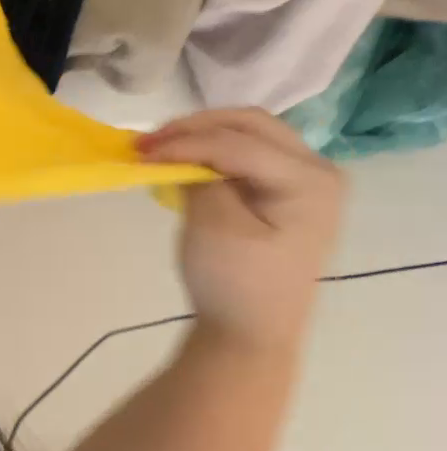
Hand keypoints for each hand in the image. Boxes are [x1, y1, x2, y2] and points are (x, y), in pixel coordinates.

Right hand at [137, 108, 344, 349]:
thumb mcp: (214, 229)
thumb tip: (179, 158)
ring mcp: (303, 181)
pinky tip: (180, 165)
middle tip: (144, 143)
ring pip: (249, 134)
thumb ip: (201, 183)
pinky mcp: (282, 193)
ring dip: (200, 135)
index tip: (133, 153)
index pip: (237, 143)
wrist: (251, 326)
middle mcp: (317, 170)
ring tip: (156, 150)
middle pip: (251, 124)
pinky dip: (209, 152)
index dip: (183, 142)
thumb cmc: (234, 280)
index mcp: (309, 179)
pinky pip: (246, 156)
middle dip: (194, 127)